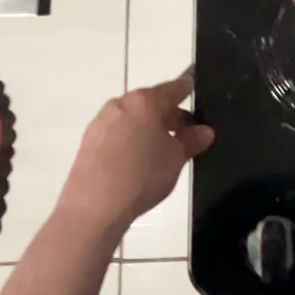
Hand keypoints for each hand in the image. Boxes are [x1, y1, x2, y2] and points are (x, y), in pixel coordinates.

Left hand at [57, 72, 214, 229]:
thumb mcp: (176, 159)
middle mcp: (122, 103)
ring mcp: (102, 120)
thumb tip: (205, 131)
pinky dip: (128, 139)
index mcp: (147, 101)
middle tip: (183, 134)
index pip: (175, 87)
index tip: (197, 91)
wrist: (93, 207)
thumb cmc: (142, 176)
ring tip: (158, 151)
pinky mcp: (88, 139)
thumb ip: (192, 141)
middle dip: (168, 115)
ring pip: (132, 117)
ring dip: (147, 127)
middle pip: (152, 102)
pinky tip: (134, 161)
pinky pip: (116, 132)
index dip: (189, 89)